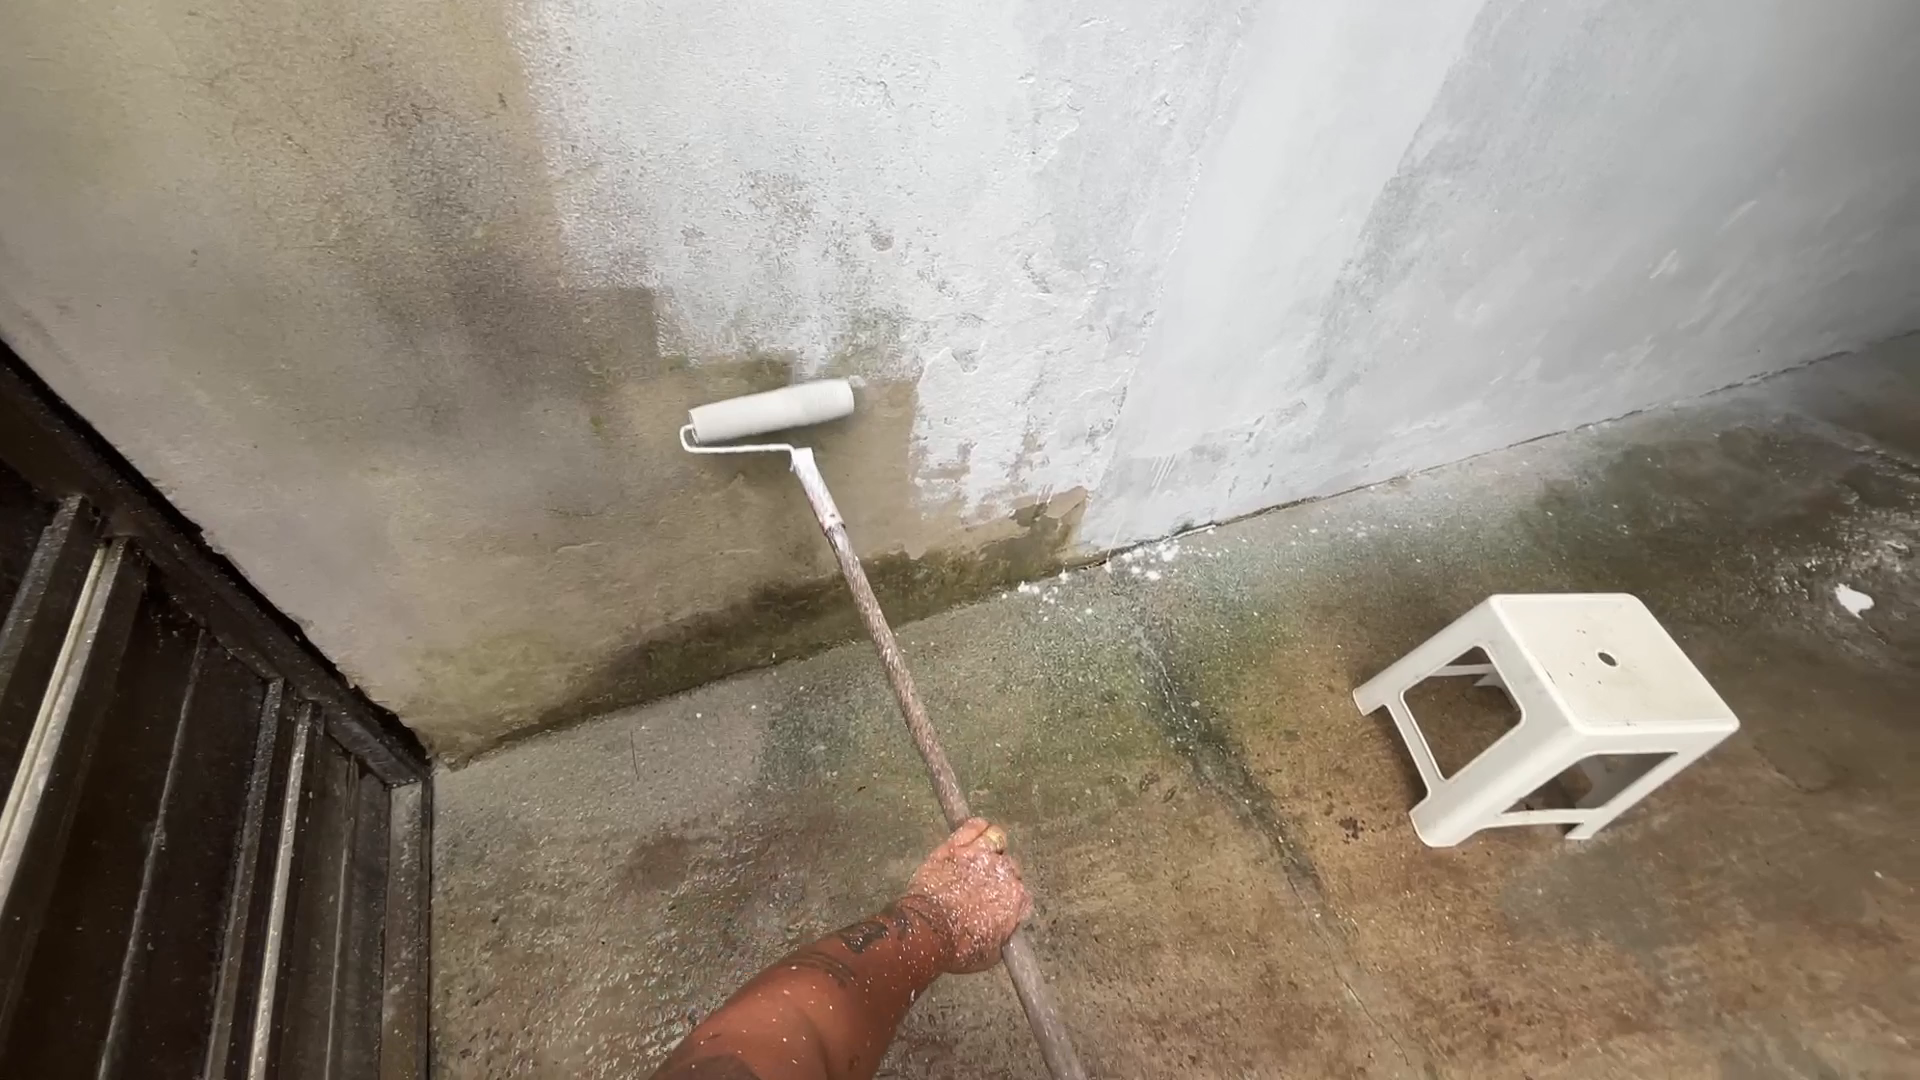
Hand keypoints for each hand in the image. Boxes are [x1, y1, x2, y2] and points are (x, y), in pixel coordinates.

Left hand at [900, 818, 1031, 973]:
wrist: (928, 931)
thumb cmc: (958, 947)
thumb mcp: (991, 953)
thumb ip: (1005, 932)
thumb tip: (1005, 927)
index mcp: (1015, 898)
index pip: (1021, 892)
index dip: (1010, 898)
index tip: (1000, 902)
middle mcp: (1002, 871)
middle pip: (1009, 865)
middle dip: (1000, 874)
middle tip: (985, 884)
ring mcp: (978, 854)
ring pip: (996, 838)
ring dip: (993, 845)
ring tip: (985, 851)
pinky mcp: (956, 846)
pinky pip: (974, 826)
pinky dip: (978, 826)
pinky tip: (978, 828)